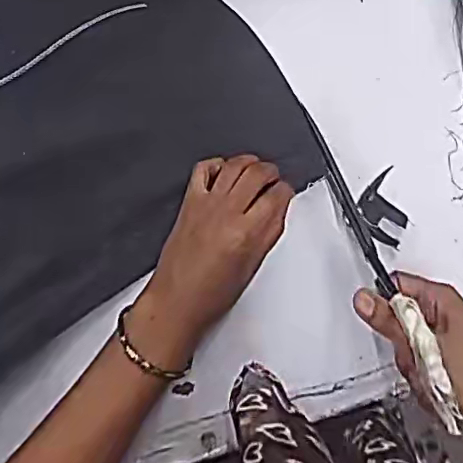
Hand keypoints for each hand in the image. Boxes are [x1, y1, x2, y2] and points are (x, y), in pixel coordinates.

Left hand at [129, 155, 294, 372]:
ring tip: (254, 168)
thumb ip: (268, 234)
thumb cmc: (210, 294)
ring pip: (233, 165)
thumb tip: (278, 212)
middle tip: (273, 178)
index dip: (285, 190)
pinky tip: (224, 170)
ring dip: (248, 162)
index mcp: (246, 233)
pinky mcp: (189, 201)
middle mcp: (226, 213)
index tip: (285, 192)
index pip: (276, 196)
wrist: (176, 300)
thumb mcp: (252, 267)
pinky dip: (216, 164)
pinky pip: (203, 169)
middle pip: (256, 173)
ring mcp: (206, 204)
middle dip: (270, 172)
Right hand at [353, 272, 462, 439]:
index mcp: (440, 297)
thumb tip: (364, 298)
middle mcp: (443, 313)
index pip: (394, 285)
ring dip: (415, 371)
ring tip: (433, 381)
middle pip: (398, 321)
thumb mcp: (428, 349)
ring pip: (408, 349)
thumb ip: (392, 322)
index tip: (383, 325)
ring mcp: (446, 338)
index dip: (383, 306)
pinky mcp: (449, 362)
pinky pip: (421, 368)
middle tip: (419, 361)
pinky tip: (439, 392)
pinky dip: (425, 384)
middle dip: (403, 349)